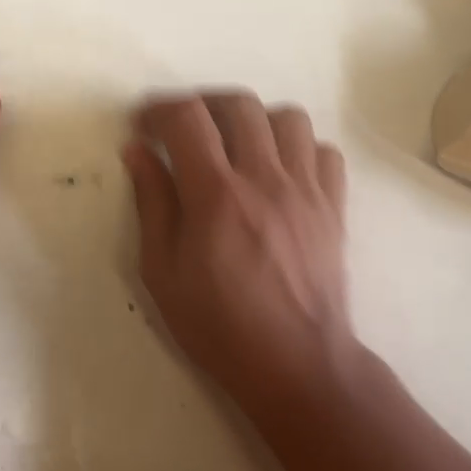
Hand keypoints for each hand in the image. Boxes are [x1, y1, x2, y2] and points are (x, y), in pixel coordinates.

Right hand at [125, 91, 354, 406]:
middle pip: (238, 104)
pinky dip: (299, 149)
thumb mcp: (162, 271)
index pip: (186, 117)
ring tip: (236, 146)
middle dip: (202, 104)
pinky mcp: (333, 208)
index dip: (158, 109)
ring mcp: (306, 190)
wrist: (298, 366)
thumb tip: (137, 151)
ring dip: (255, 121)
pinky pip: (324, 152)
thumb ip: (151, 203)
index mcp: (215, 193)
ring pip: (288, 118)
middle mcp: (264, 178)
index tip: (143, 126)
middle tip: (183, 129)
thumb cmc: (218, 325)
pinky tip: (279, 172)